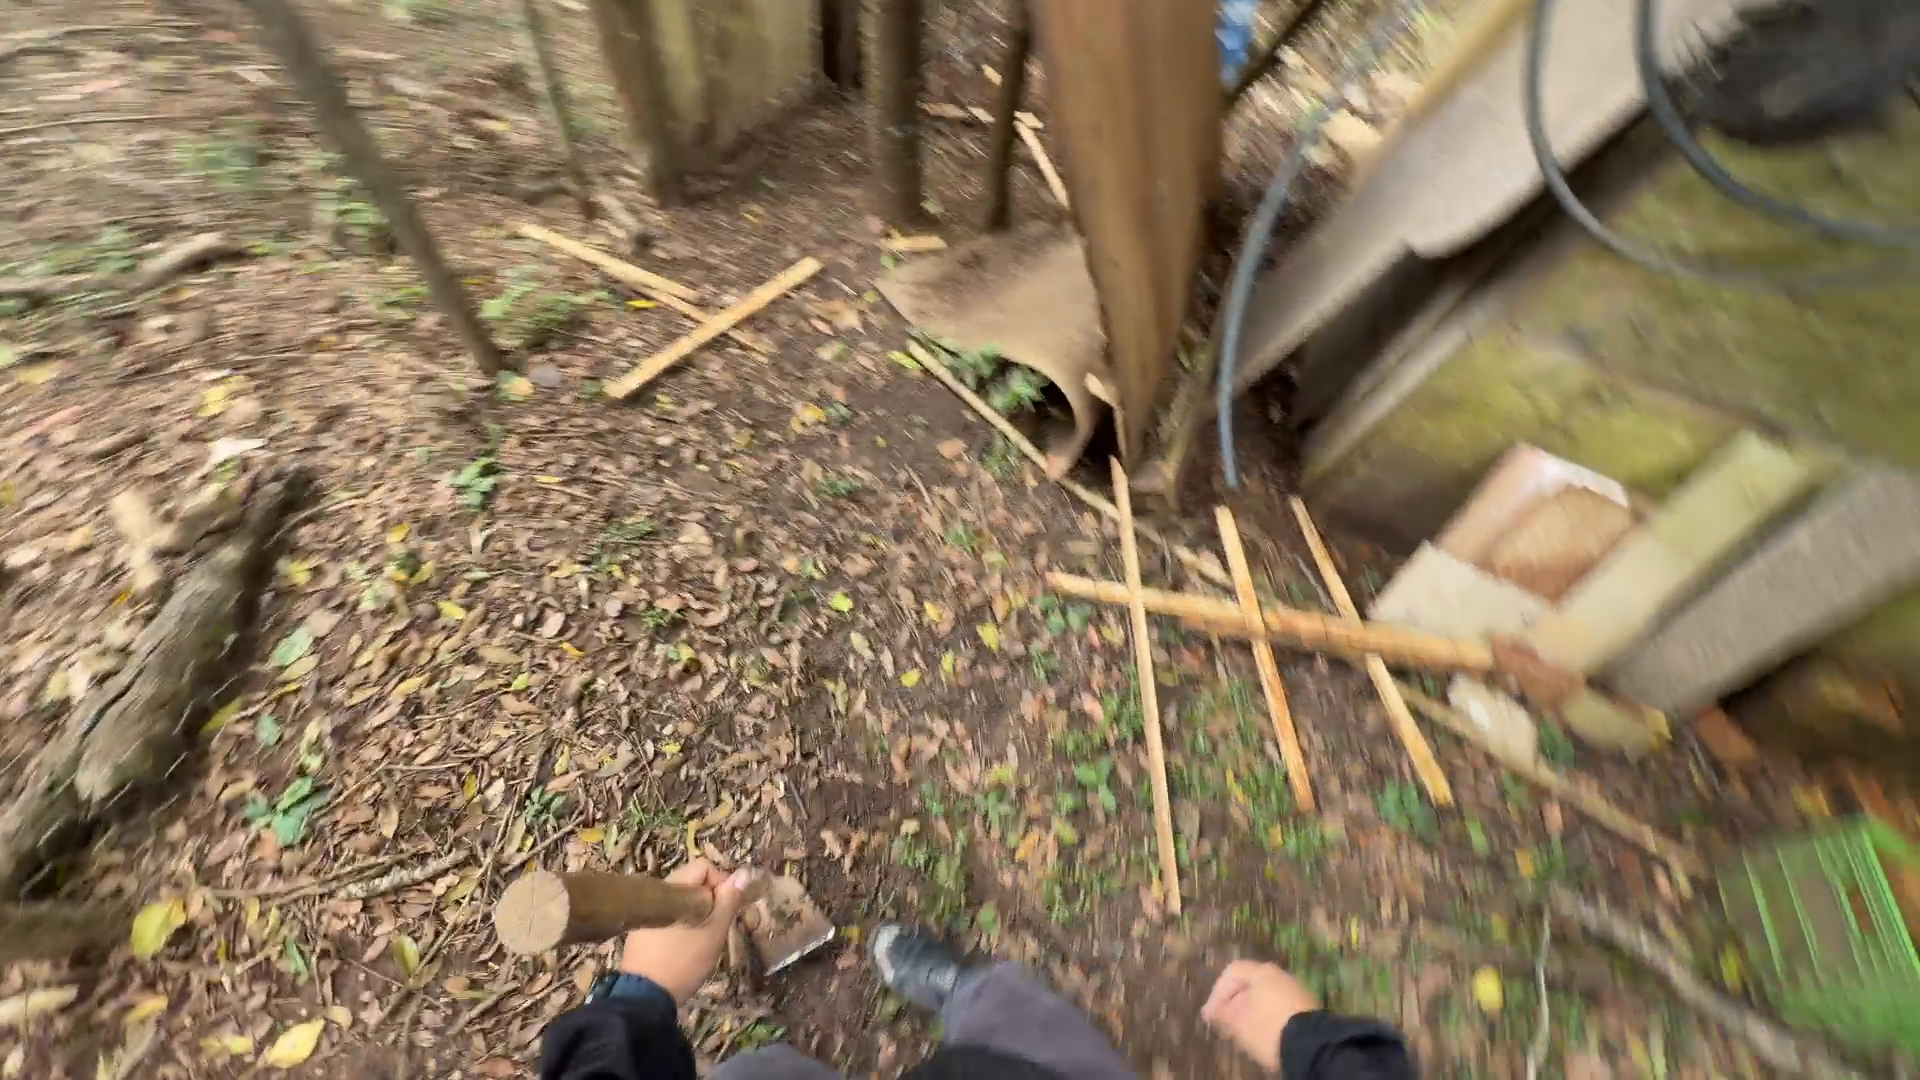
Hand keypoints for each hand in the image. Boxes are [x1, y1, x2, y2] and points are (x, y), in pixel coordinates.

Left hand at [617, 860, 752, 1004]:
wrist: (643, 1000)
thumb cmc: (684, 960)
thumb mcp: (715, 930)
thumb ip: (729, 899)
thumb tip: (743, 872)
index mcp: (675, 888)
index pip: (704, 867)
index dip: (721, 883)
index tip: (725, 909)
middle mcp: (657, 893)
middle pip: (692, 882)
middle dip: (709, 899)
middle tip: (715, 924)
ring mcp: (646, 914)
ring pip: (680, 900)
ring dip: (695, 912)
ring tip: (701, 938)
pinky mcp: (640, 932)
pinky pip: (667, 915)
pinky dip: (680, 924)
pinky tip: (681, 947)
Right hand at [1202, 960, 1318, 1071]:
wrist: (1314, 1046)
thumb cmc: (1270, 1029)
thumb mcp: (1241, 1025)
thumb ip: (1223, 1014)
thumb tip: (1210, 1011)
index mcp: (1260, 971)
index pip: (1231, 972)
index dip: (1218, 991)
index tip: (1211, 1012)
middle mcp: (1278, 973)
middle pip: (1250, 982)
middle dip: (1235, 1000)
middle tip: (1226, 1019)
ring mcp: (1295, 988)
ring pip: (1266, 994)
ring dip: (1252, 1008)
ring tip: (1244, 1027)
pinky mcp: (1308, 1005)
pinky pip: (1280, 1004)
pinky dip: (1268, 1013)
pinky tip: (1264, 1029)